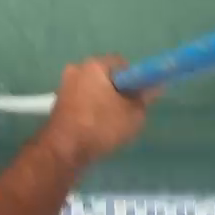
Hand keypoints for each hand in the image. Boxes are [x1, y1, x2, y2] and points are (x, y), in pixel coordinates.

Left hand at [36, 55, 157, 169]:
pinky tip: (96, 128)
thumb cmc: (101, 126)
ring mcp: (65, 86)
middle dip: (117, 90)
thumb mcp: (133, 114)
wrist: (65, 150)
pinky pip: (82, 100)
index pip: (121, 63)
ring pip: (93, 89)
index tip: (138, 96)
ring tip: (111, 123)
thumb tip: (155, 86)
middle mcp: (77, 69)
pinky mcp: (58, 102)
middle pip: (105, 76)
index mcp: (94, 65)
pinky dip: (91, 109)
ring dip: (103, 101)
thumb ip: (145, 98)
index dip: (134, 79)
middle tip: (126, 110)